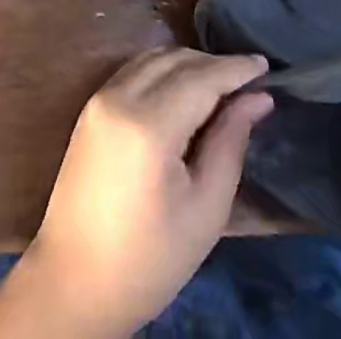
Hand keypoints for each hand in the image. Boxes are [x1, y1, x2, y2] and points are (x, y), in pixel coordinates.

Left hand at [0, 49, 272, 338]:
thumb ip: (230, 141)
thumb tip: (257, 98)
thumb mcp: (206, 207)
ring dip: (187, 63)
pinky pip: (132, 71)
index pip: (201, 77)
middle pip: (175, 60)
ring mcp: (98, 101)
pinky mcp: (88, 110)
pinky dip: (162, 70)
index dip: (235, 68)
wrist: (74, 281)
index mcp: (149, 125)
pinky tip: (182, 90)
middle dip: (213, 63)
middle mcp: (119, 99)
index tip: (265, 64)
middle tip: (248, 80)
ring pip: (151, 59)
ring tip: (220, 85)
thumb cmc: (150, 257)